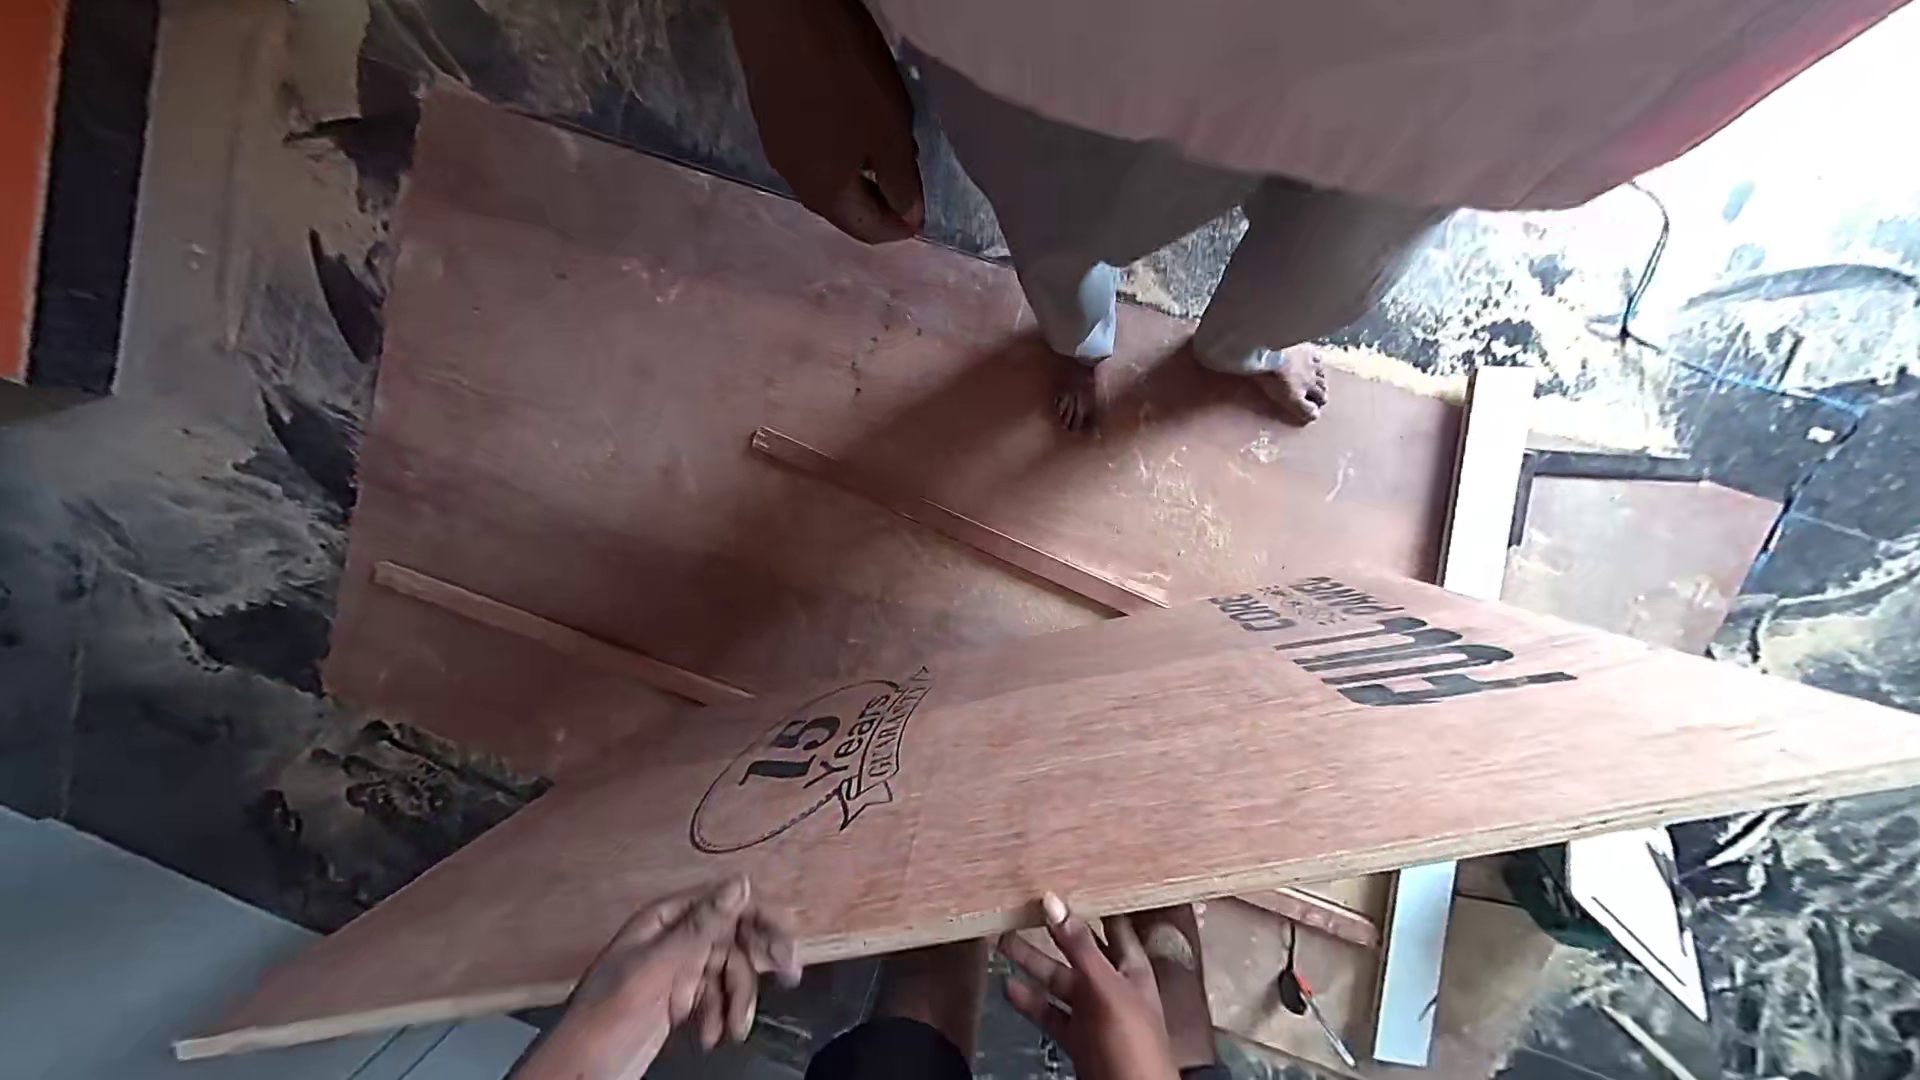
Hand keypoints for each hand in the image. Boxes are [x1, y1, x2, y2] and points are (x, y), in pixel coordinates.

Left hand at [513, 877, 800, 1079]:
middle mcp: (678, 935)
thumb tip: (742, 881)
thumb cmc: (606, 1019)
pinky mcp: (680, 998)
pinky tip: (714, 1036)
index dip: (761, 917)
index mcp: (669, 918)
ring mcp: (679, 968)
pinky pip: (716, 994)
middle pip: (734, 933)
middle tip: (790, 973)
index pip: (727, 902)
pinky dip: (722, 1013)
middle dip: (759, 957)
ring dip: (739, 997)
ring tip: (736, 1030)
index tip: (787, 942)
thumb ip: (701, 926)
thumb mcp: (655, 971)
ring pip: (730, 968)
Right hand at [724, 0, 922, 242]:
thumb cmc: (844, 74)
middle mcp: (796, 183)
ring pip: (828, 182)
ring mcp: (778, 150)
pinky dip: (839, 157)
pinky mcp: (771, 118)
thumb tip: (909, 218)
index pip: (867, 230)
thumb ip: (902, 183)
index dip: (899, 228)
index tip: (922, 217)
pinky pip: (813, 154)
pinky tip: (855, 133)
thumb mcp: (889, 134)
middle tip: (908, 188)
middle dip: (879, 207)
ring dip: (860, 181)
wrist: (781, 4)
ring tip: (887, 159)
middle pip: (845, 211)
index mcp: (825, 195)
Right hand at [997, 893, 1181, 1079]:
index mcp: (1130, 967)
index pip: (1110, 923)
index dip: (1090, 902)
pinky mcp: (1077, 1040)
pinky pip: (1050, 1014)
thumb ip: (1079, 945)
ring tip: (1002, 941)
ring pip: (1058, 980)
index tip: (1062, 878)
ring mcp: (1093, 1014)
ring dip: (1032, 962)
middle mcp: (1111, 985)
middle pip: (1077, 949)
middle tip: (1021, 906)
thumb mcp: (1106, 988)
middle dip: (1050, 930)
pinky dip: (1030, 1001)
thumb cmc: (1131, 1044)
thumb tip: (1052, 899)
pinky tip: (1009, 987)